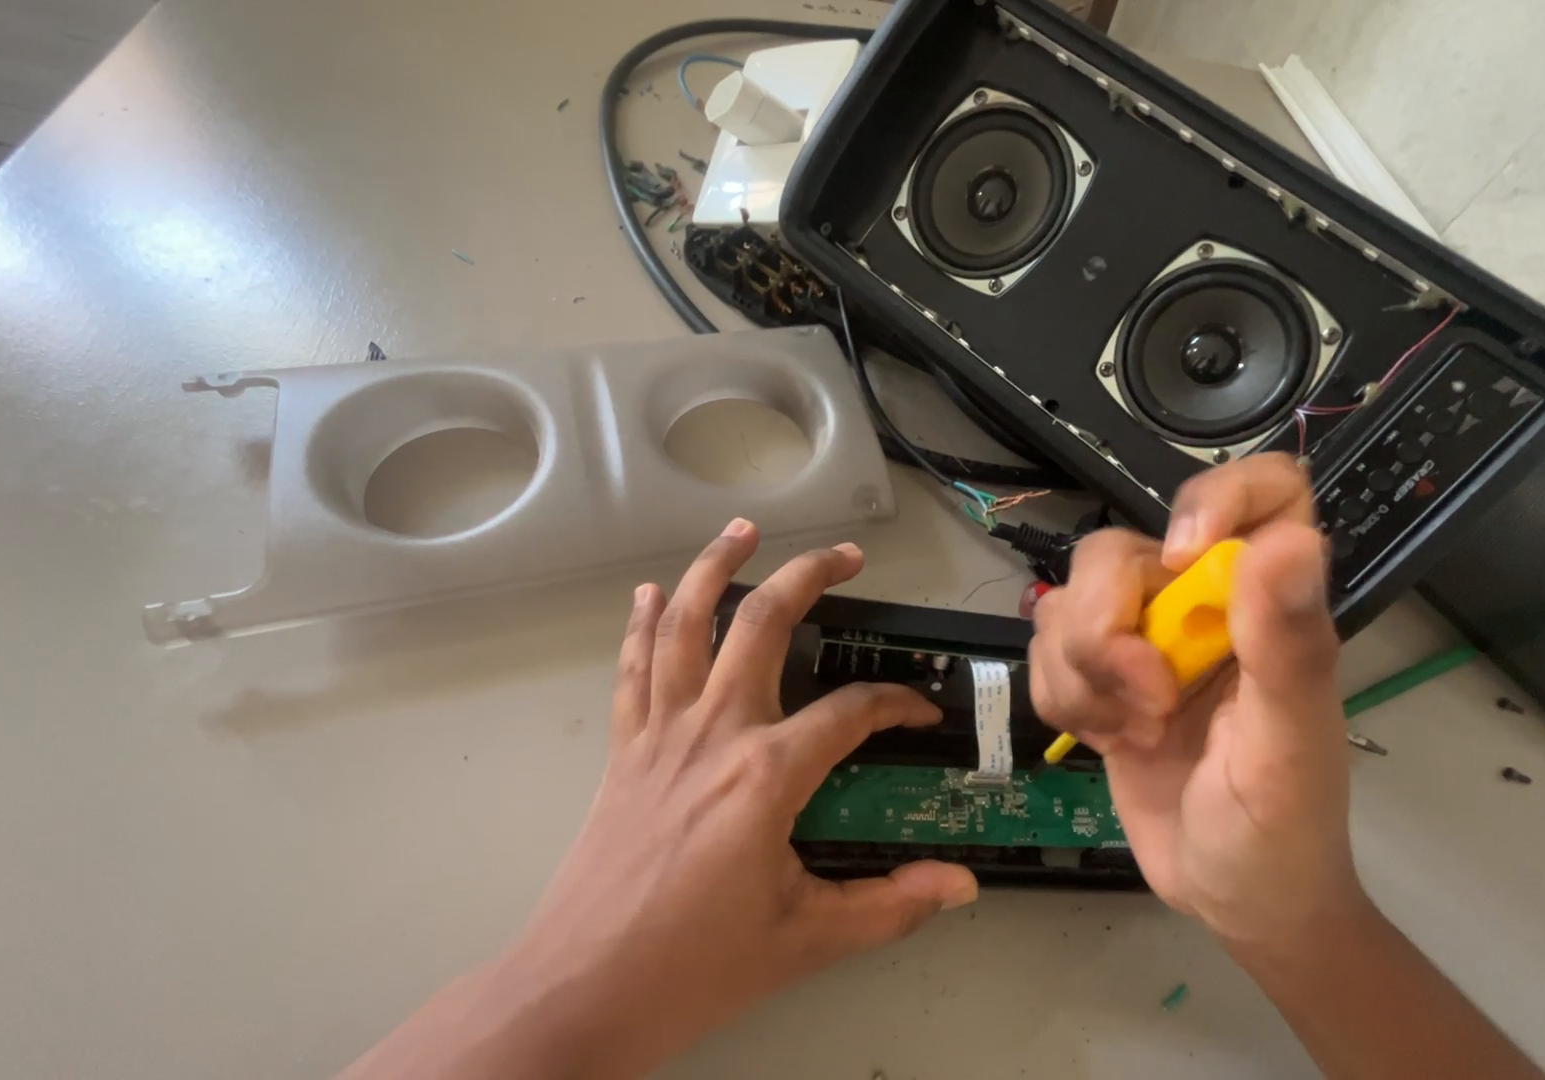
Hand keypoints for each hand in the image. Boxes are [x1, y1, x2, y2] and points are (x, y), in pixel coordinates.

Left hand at [498, 520, 976, 1078]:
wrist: (582, 990)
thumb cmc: (696, 965)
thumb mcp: (807, 939)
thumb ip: (890, 905)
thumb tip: (962, 886)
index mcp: (767, 772)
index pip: (852, 712)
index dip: (897, 704)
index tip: (920, 713)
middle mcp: (715, 730)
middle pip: (764, 623)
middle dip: (809, 575)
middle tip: (846, 554)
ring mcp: (662, 730)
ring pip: (686, 623)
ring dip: (716, 567)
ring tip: (743, 529)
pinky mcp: (625, 747)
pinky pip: (634, 666)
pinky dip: (644, 621)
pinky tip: (652, 590)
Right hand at [1026, 455, 1363, 950]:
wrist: (1230, 896)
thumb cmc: (1282, 827)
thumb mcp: (1290, 745)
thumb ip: (1290, 646)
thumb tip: (1290, 540)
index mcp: (1266, 600)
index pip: (1259, 491)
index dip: (1215, 497)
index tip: (1181, 557)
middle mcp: (1196, 603)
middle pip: (1113, 552)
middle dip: (1105, 626)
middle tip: (1146, 698)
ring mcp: (1138, 638)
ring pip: (1064, 604)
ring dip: (1082, 676)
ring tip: (1132, 733)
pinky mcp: (1093, 677)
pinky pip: (1039, 653)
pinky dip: (1060, 700)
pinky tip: (1107, 739)